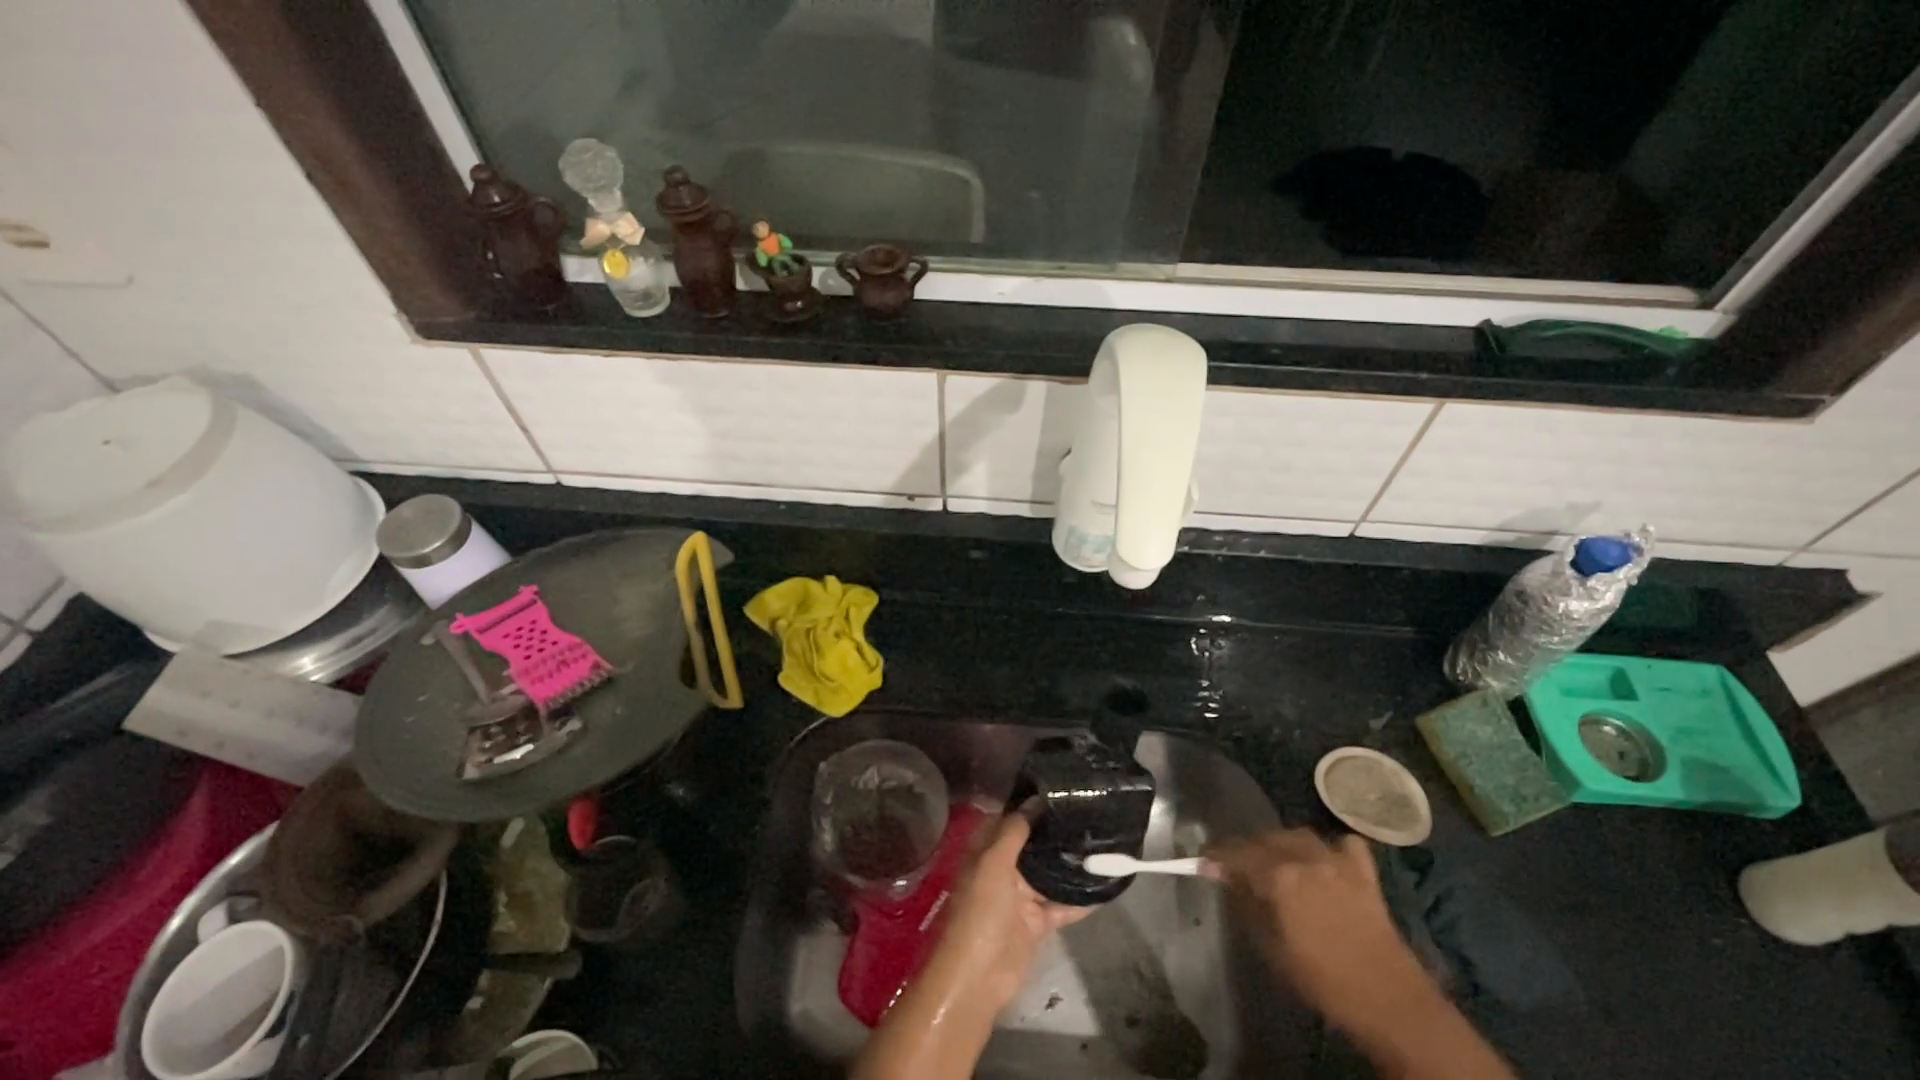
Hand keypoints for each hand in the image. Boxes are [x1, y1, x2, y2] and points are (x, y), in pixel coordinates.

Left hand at [852, 809, 1093, 1079]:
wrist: (978, 976)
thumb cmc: (980, 913)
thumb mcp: (993, 864)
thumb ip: (1014, 832)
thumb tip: (1034, 800)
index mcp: (984, 855)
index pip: (1007, 823)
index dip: (1027, 807)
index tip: (1058, 790)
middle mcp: (1001, 872)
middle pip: (1031, 848)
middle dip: (1054, 834)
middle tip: (1088, 812)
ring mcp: (1020, 899)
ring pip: (1049, 876)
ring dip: (1071, 864)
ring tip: (1102, 841)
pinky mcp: (1037, 924)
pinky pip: (1062, 906)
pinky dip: (1082, 898)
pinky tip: (1106, 884)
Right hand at [1206, 829, 1437, 1035]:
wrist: (1386, 996)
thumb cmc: (1321, 979)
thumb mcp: (1271, 947)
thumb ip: (1247, 905)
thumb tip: (1227, 879)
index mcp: (1280, 877)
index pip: (1237, 853)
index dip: (1217, 856)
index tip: (1203, 861)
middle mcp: (1307, 858)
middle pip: (1266, 839)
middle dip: (1246, 848)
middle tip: (1235, 864)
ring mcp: (1339, 861)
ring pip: (1300, 835)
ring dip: (1282, 843)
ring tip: (1275, 859)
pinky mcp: (1365, 873)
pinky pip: (1343, 844)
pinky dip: (1330, 847)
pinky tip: (1324, 860)